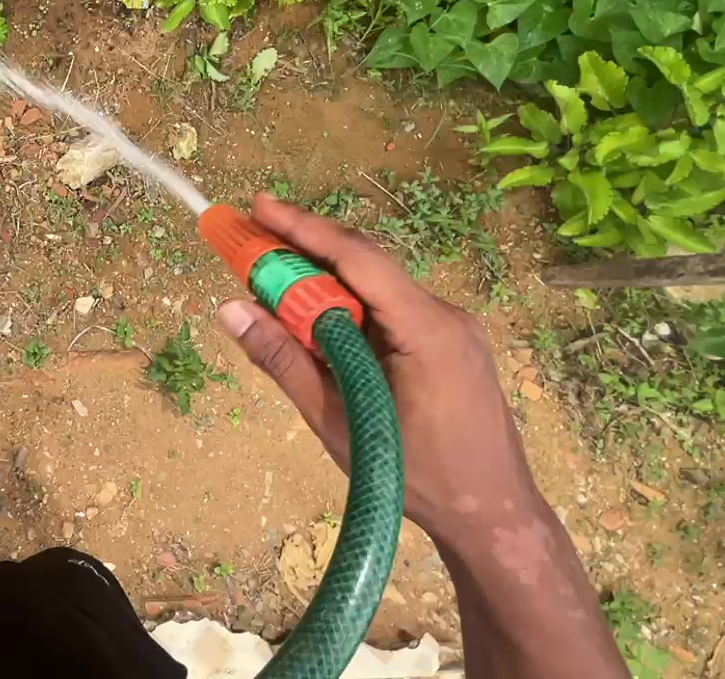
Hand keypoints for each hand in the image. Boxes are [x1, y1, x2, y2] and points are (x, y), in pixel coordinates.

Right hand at [216, 194, 544, 545]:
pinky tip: (312, 320)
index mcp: (427, 329)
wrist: (496, 519)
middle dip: (302, 249)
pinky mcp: (444, 342)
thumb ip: (281, 359)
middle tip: (248, 243)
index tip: (258, 205)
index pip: (358, 258)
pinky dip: (341, 304)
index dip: (305, 227)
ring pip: (371, 285)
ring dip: (319, 281)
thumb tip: (229, 309)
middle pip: (362, 265)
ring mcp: (449, 328)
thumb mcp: (336, 419)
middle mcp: (444, 315)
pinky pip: (383, 307)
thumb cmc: (416, 476)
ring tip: (269, 286)